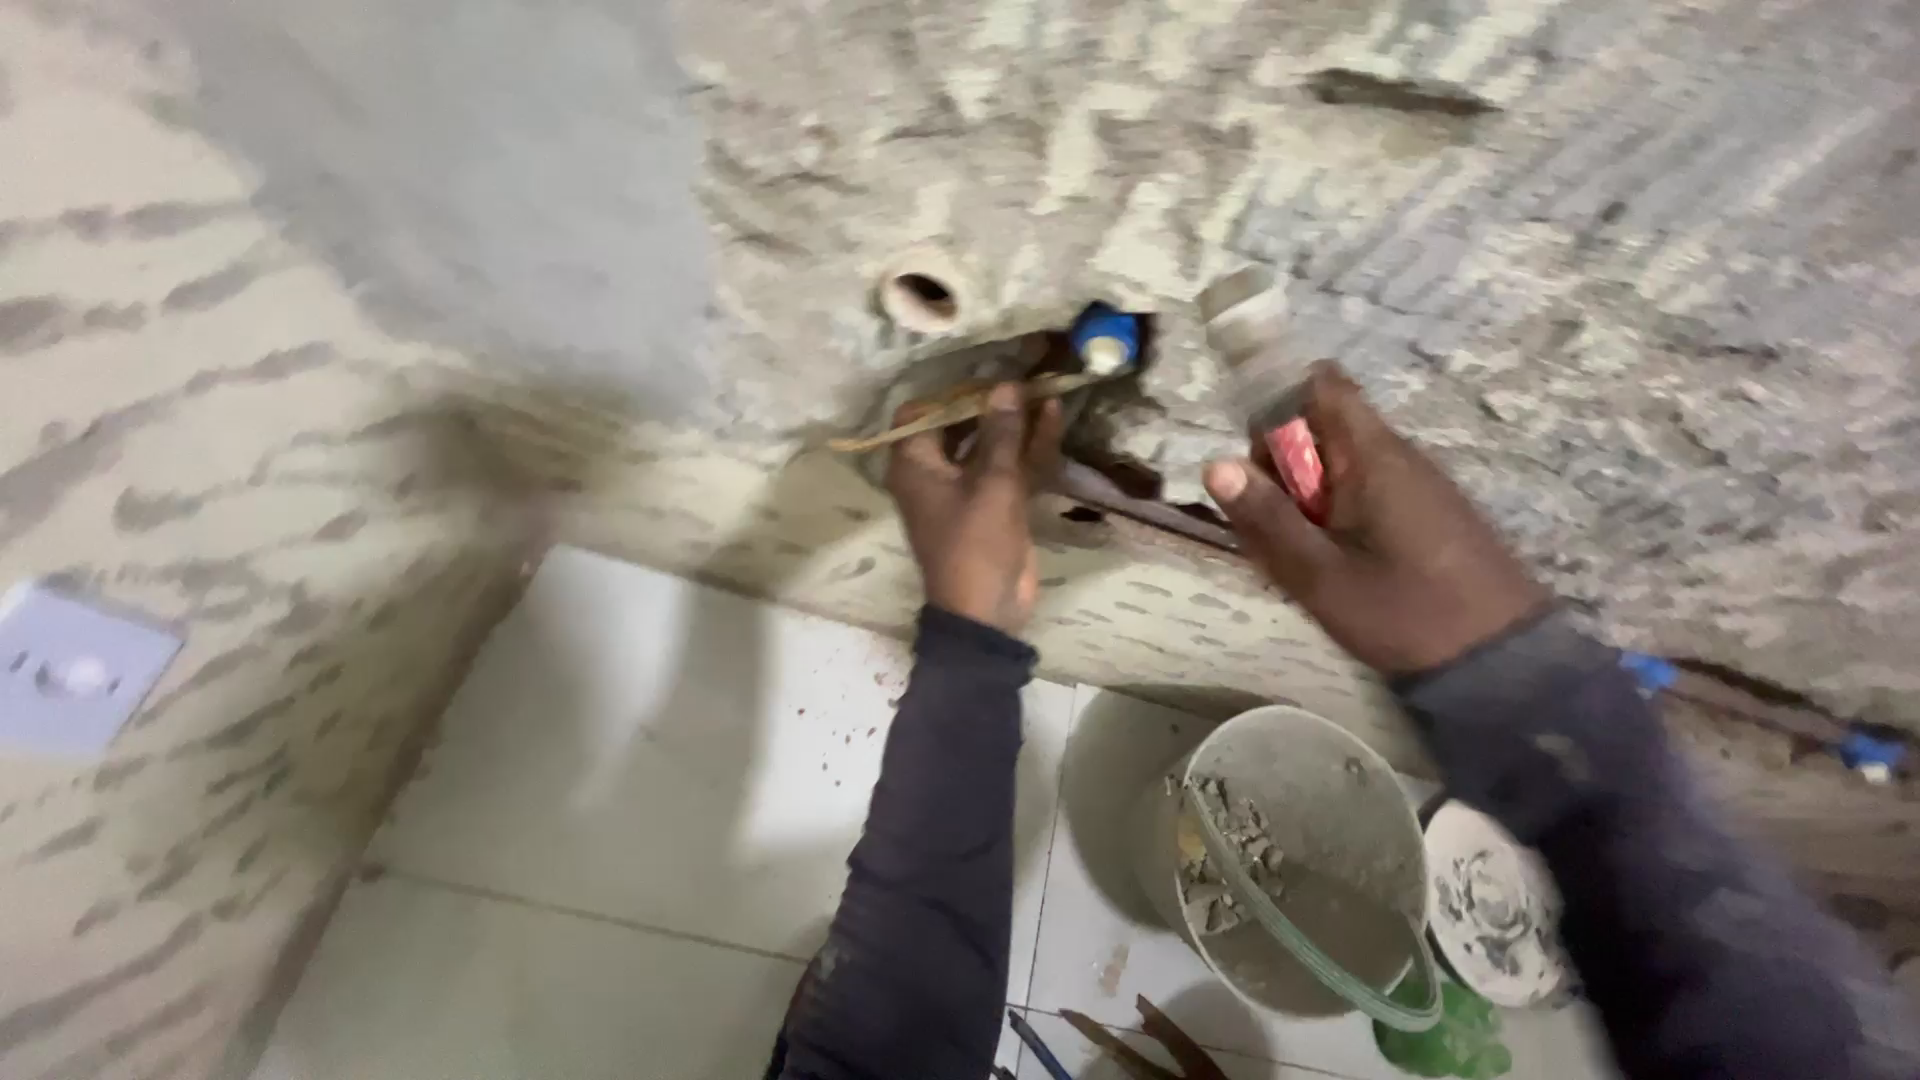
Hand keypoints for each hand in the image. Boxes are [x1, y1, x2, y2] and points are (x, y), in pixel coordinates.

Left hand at [886, 384, 1063, 634]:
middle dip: (993, 400)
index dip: (952, 391)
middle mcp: (935, 470)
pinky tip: (1055, 416)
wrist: (986, 611)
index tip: (987, 375)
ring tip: (1047, 386)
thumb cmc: (975, 545)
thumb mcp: (991, 485)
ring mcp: (966, 487)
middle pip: (960, 423)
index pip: (922, 411)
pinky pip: (1008, 466)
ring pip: (990, 444)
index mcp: (915, 464)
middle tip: (1024, 372)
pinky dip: (1028, 447)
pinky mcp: (994, 503)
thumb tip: (1006, 385)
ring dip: (1016, 420)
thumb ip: (1001, 433)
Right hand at [1203, 363, 1548, 674]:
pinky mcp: (1422, 509)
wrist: (1500, 661)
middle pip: (1319, 425)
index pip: (1320, 385)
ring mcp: (1413, 481)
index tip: (1255, 460)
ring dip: (1302, 494)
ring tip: (1297, 550)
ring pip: (1335, 461)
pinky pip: (1360, 488)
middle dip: (1280, 463)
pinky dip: (1330, 511)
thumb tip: (1214, 464)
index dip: (1275, 405)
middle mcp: (1395, 454)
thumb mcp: (1319, 575)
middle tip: (1270, 522)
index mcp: (1372, 456)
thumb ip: (1266, 518)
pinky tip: (1330, 559)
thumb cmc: (1403, 614)